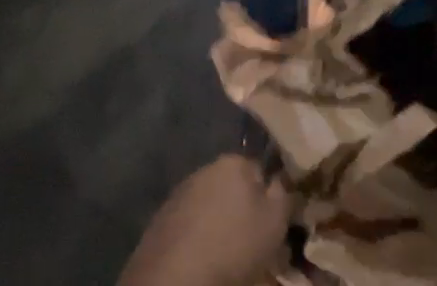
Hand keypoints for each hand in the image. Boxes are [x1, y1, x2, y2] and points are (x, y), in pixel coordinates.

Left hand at [118, 153, 291, 285]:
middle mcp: (201, 172)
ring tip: (223, 252)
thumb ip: (283, 192)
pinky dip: (193, 240)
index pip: (260, 170)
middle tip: (249, 237)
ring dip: (215, 223)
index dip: (267, 195)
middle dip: (240, 207)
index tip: (270, 219)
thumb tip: (279, 180)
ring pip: (207, 208)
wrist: (172, 283)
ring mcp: (174, 199)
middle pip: (231, 187)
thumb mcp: (276, 219)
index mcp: (232, 163)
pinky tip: (199, 260)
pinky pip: (185, 228)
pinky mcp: (154, 228)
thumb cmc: (233, 245)